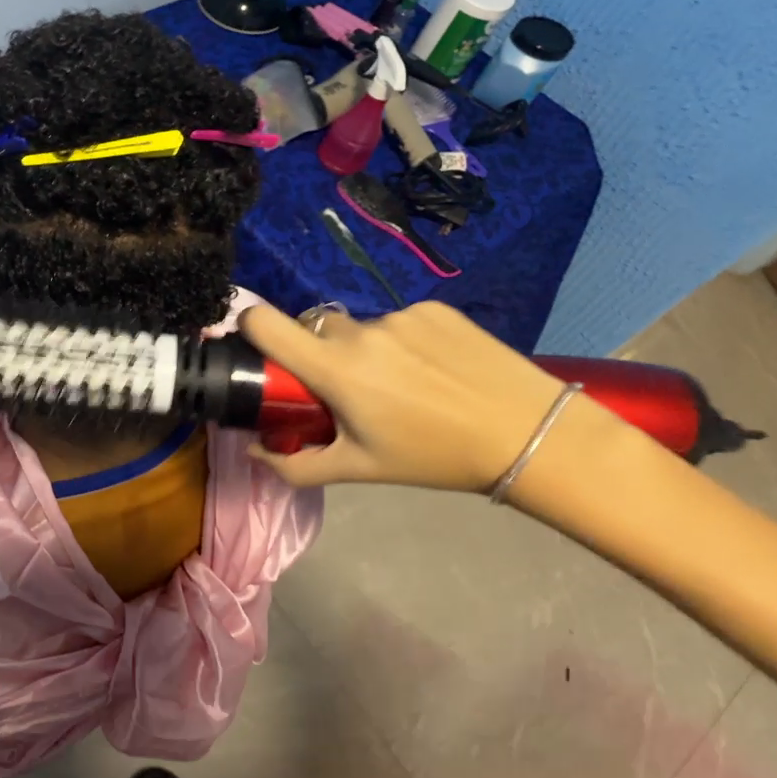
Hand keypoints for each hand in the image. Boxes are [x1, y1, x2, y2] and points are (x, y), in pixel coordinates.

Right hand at [239, 302, 570, 491]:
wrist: (528, 433)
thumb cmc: (434, 457)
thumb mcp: (362, 470)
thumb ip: (297, 465)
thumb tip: (255, 451)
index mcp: (336, 370)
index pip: (265, 323)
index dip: (249, 327)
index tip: (257, 347)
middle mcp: (361, 333)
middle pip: (316, 329)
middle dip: (321, 355)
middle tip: (350, 391)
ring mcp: (401, 315)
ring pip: (360, 329)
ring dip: (366, 352)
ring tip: (406, 386)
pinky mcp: (435, 307)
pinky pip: (399, 321)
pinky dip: (404, 342)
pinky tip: (434, 370)